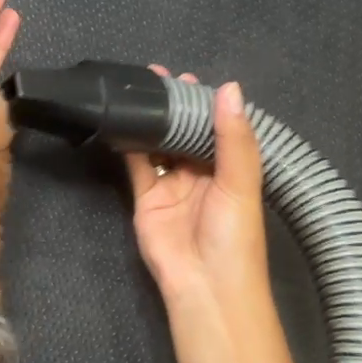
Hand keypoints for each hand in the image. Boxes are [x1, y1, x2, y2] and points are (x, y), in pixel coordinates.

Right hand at [124, 68, 265, 297]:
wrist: (205, 286)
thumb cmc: (233, 235)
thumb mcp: (241, 183)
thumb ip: (233, 137)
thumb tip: (229, 86)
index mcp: (231, 169)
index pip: (216, 127)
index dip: (203, 102)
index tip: (185, 77)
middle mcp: (202, 174)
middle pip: (185, 132)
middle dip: (173, 106)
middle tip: (154, 76)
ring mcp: (172, 185)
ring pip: (160, 145)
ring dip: (151, 120)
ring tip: (135, 90)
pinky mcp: (146, 197)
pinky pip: (137, 165)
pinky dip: (129, 144)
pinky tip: (120, 121)